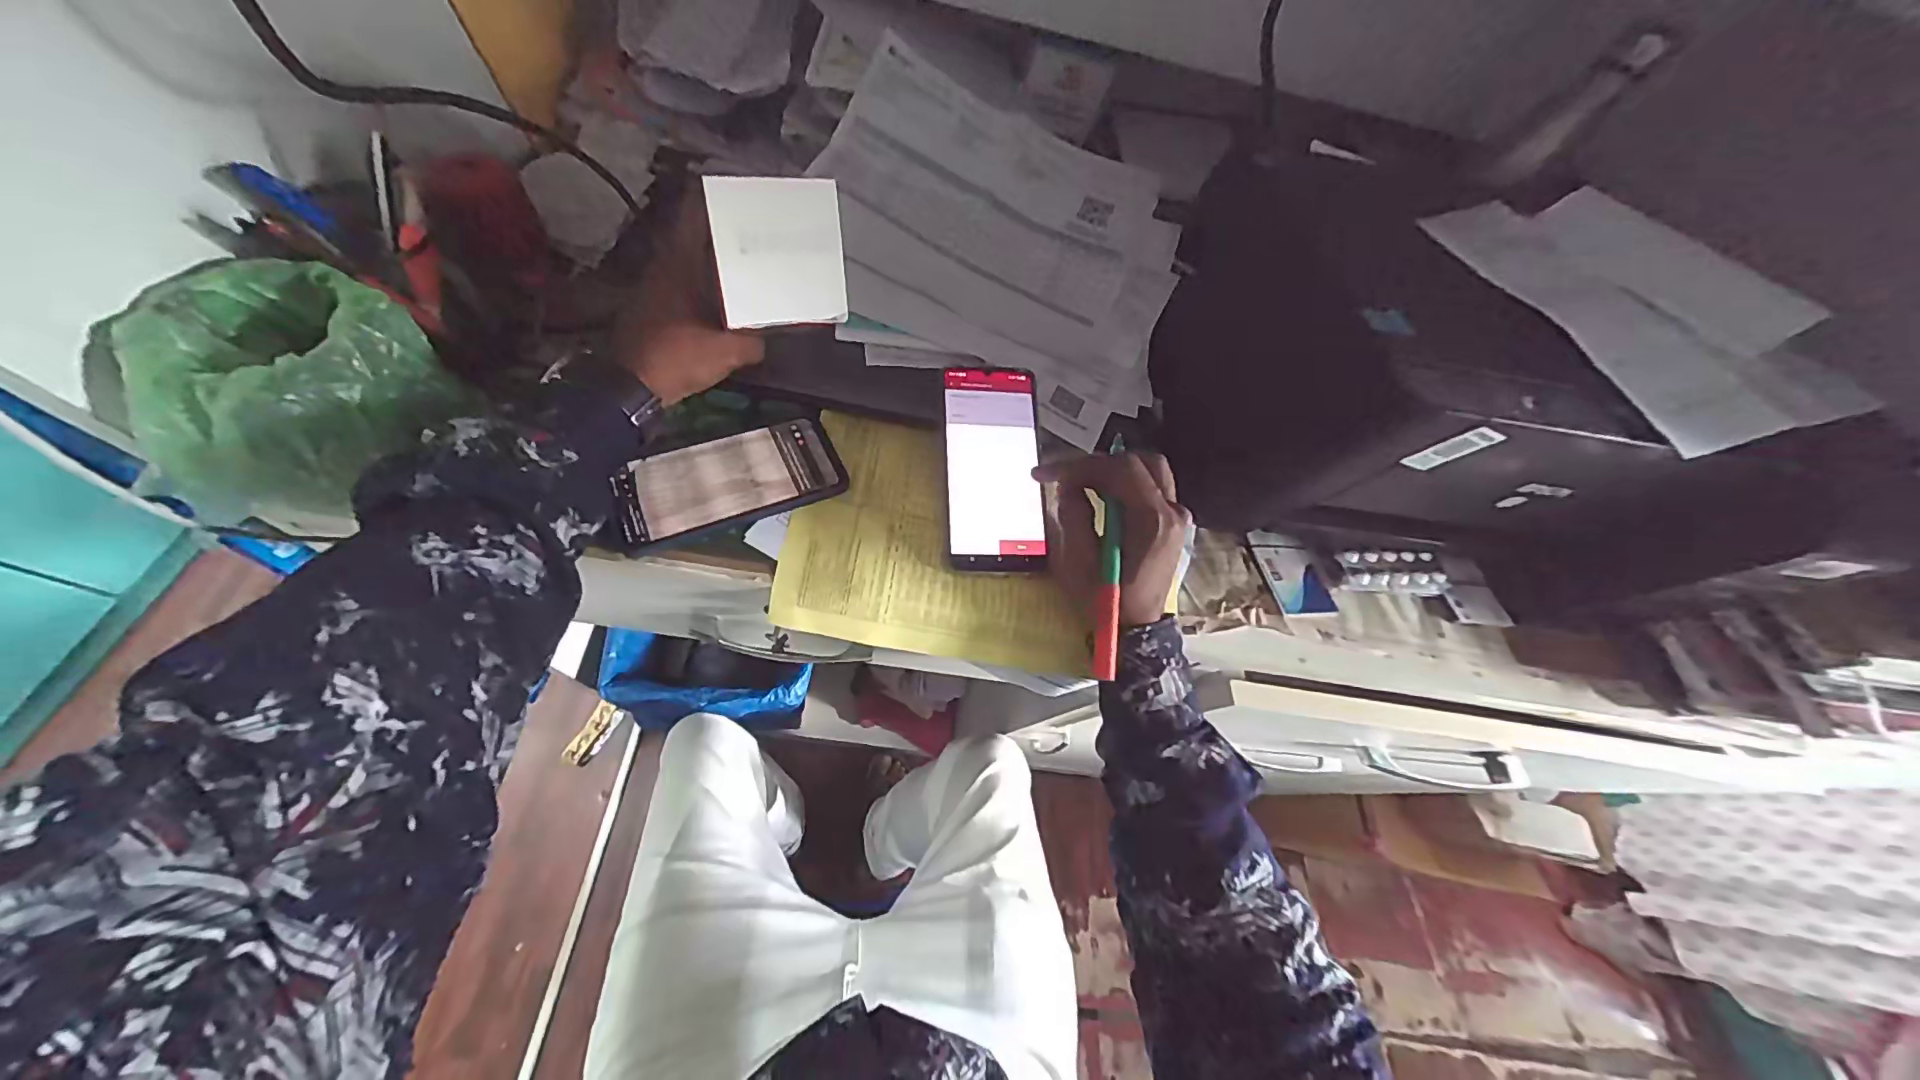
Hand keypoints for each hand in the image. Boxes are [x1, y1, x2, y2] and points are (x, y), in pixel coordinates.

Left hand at [612, 189, 764, 403]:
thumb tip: (766, 340)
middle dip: (728, 232)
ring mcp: (661, 289)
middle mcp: (667, 268)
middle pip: (699, 236)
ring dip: (720, 260)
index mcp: (679, 265)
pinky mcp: (661, 310)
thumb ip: (752, 342)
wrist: (631, 388)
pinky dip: (712, 286)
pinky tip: (733, 299)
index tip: (743, 192)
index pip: (695, 214)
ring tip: (753, 262)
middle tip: (760, 230)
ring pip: (696, 262)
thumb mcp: (724, 352)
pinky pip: (692, 286)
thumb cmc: (674, 358)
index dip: (716, 197)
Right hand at [1034, 451, 1190, 628]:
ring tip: (1081, 482)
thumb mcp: (1078, 563)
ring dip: (1113, 470)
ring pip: (1149, 469)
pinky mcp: (1173, 523)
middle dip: (1095, 464)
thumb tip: (1068, 485)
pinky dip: (1126, 483)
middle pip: (1137, 462)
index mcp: (1152, 520)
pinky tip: (1102, 494)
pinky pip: (1152, 487)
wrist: (1138, 630)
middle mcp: (1172, 512)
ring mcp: (1177, 516)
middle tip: (1062, 476)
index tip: (1046, 473)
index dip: (1080, 465)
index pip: (1120, 469)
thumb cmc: (1106, 602)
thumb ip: (1074, 516)